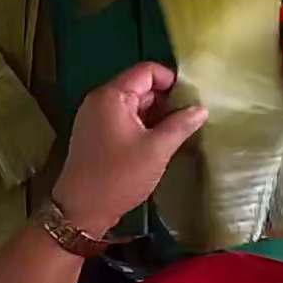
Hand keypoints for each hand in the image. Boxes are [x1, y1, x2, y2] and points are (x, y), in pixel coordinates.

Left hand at [50, 62, 207, 236]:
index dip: (172, 80)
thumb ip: (181, 124)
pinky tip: (158, 142)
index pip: (146, 71)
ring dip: (156, 114)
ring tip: (178, 131)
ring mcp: (95, 117)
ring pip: (133, 104)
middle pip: (140, 86)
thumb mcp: (157, 149)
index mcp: (111, 96)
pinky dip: (143, 125)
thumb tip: (201, 109)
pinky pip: (124, 118)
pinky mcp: (95, 134)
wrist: (81, 211)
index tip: (192, 99)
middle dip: (166, 99)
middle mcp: (100, 100)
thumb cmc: (119, 176)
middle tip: (189, 118)